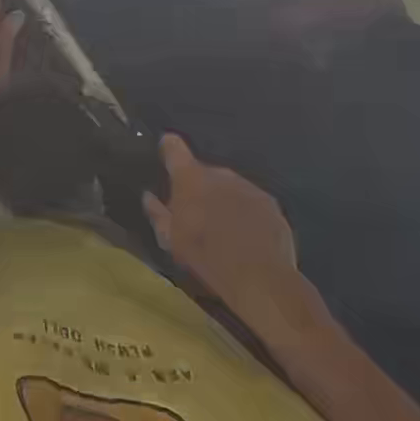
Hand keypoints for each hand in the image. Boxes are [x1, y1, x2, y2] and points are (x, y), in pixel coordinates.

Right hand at [143, 135, 298, 304]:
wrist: (257, 274)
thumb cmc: (204, 254)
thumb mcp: (170, 239)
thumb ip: (157, 214)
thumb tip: (148, 197)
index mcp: (191, 178)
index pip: (175, 149)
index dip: (169, 147)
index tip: (166, 146)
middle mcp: (220, 174)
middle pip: (205, 172)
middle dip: (200, 187)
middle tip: (196, 212)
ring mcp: (249, 186)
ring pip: (230, 187)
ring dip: (224, 200)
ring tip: (222, 228)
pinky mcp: (270, 203)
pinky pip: (251, 202)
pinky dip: (246, 212)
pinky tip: (245, 235)